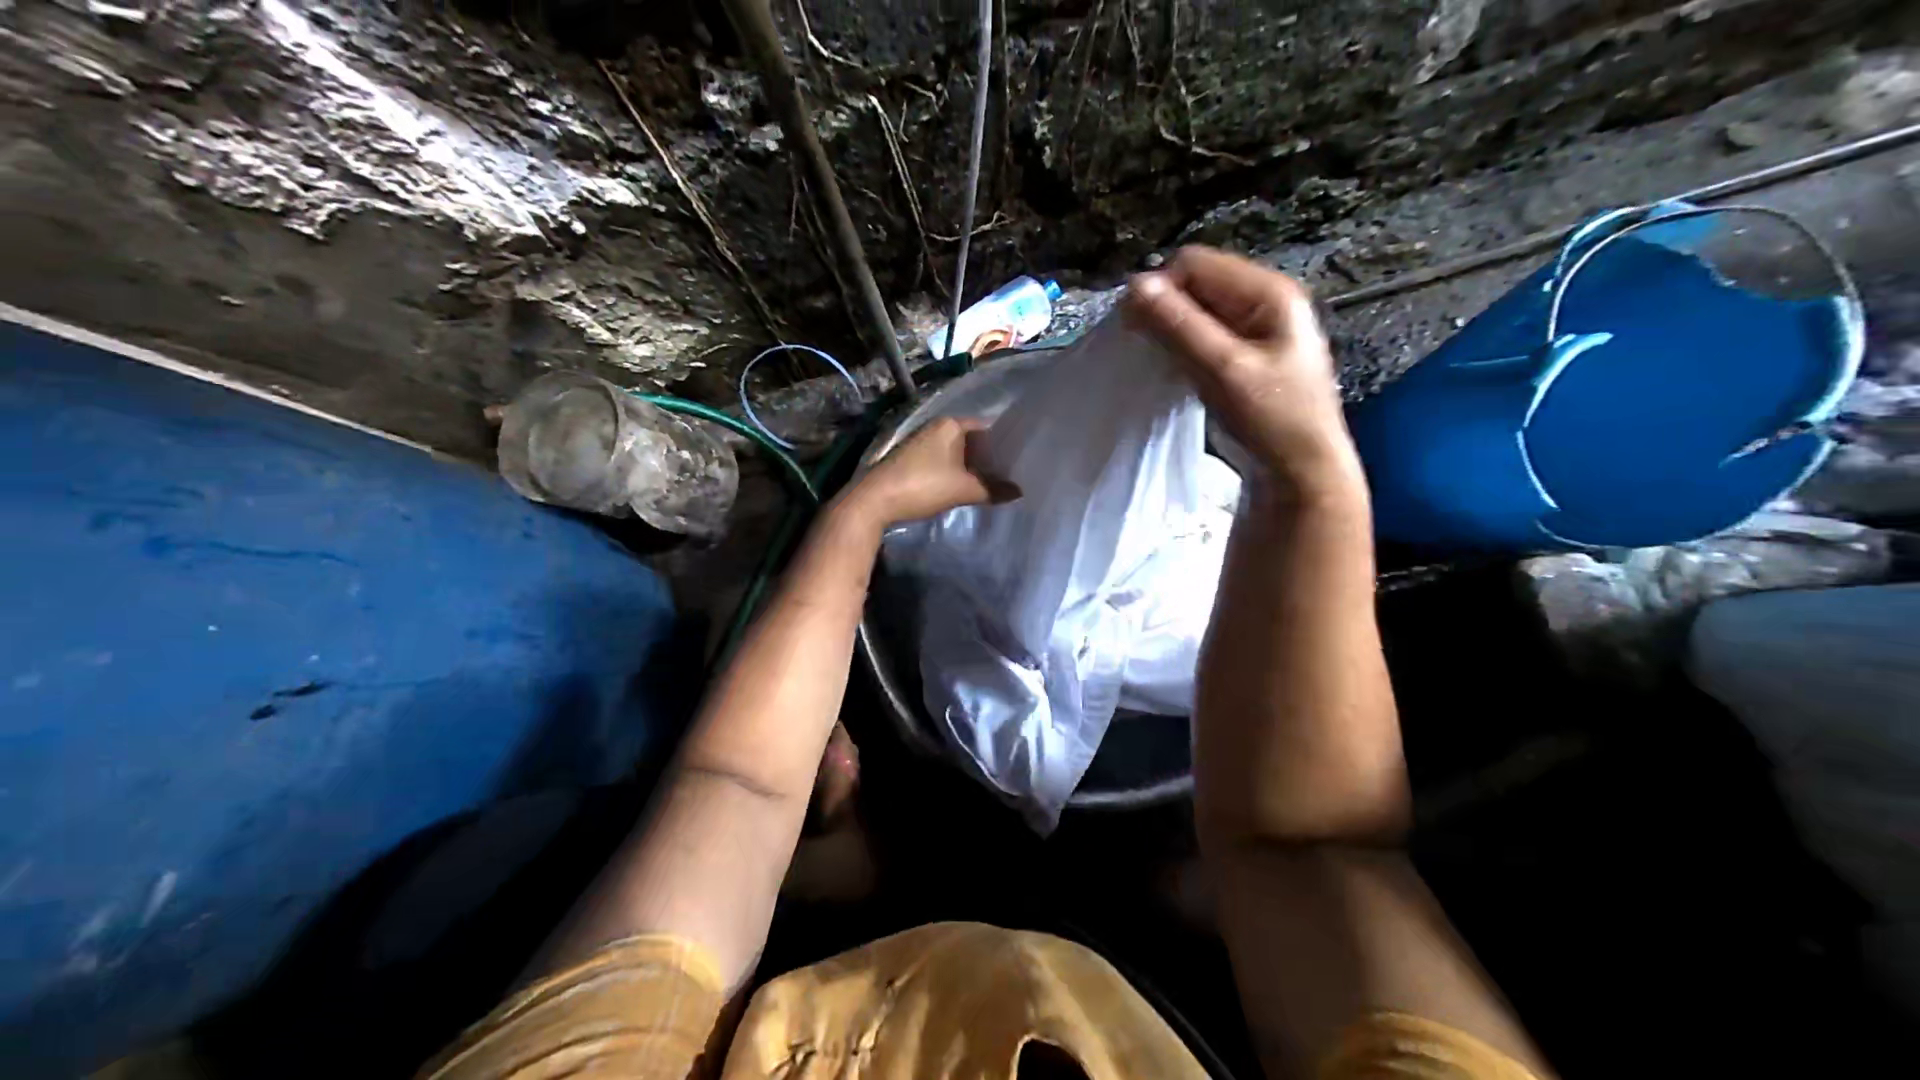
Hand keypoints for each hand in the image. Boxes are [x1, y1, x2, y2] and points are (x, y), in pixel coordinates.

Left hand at [836, 416, 1018, 528]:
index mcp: (951, 424)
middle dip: (989, 458)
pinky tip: (966, 487)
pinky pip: (943, 462)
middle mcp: (936, 427)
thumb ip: (993, 489)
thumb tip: (1019, 491)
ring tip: (993, 483)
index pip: (987, 429)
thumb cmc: (923, 486)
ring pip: (957, 453)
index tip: (1020, 461)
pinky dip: (956, 472)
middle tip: (1011, 475)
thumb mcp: (963, 490)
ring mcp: (922, 443)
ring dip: (972, 467)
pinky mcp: (912, 459)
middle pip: (972, 441)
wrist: (875, 501)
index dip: (1005, 444)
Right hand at [1124, 247, 1361, 497]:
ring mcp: (1255, 330)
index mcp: (1268, 292)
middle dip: (1164, 311)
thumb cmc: (1271, 420)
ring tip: (1160, 364)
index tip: (1138, 331)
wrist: (1302, 474)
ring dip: (1171, 332)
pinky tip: (1176, 372)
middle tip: (1147, 350)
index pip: (1194, 264)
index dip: (1160, 290)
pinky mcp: (1244, 357)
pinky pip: (1202, 337)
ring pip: (1195, 313)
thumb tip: (1132, 286)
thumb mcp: (1223, 370)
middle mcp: (1263, 301)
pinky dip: (1182, 349)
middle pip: (1195, 284)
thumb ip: (1178, 326)